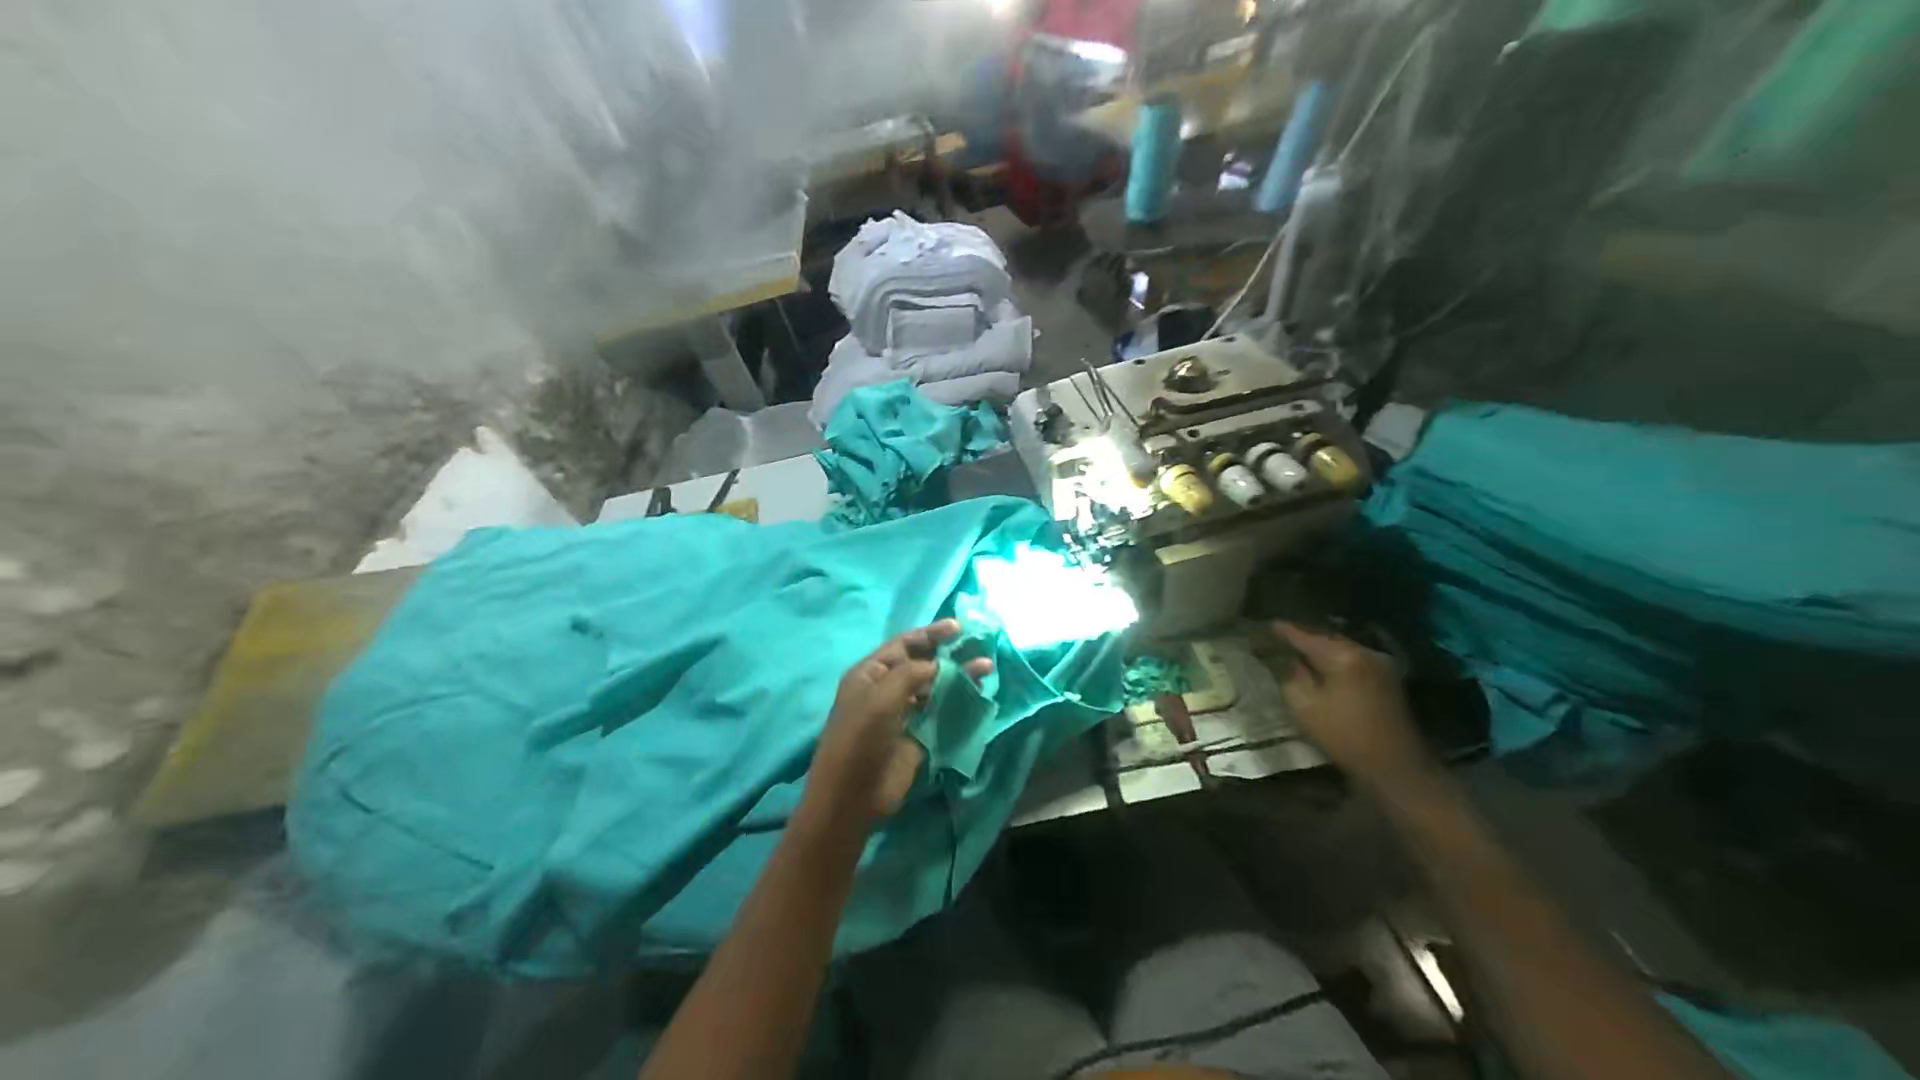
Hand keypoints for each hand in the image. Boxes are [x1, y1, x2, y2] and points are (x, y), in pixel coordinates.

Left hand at [805, 620, 993, 824]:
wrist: (853, 794)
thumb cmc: (861, 738)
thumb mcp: (882, 697)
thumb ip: (912, 674)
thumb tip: (938, 665)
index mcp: (870, 673)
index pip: (903, 645)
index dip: (930, 634)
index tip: (958, 628)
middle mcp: (886, 689)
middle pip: (921, 664)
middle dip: (947, 654)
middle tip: (977, 646)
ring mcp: (902, 714)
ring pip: (934, 688)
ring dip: (958, 678)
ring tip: (986, 668)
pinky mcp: (917, 737)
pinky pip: (940, 713)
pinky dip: (958, 703)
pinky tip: (977, 695)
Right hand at [1270, 622, 1433, 789]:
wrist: (1396, 766)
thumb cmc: (1345, 735)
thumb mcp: (1304, 707)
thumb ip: (1291, 677)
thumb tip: (1286, 660)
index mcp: (1343, 656)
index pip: (1306, 637)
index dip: (1284, 631)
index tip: (1267, 625)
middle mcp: (1365, 652)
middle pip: (1327, 639)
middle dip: (1304, 638)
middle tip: (1280, 637)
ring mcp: (1380, 665)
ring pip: (1342, 649)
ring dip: (1321, 650)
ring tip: (1298, 651)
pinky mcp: (1387, 679)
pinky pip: (1353, 660)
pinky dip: (1335, 661)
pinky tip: (1323, 667)